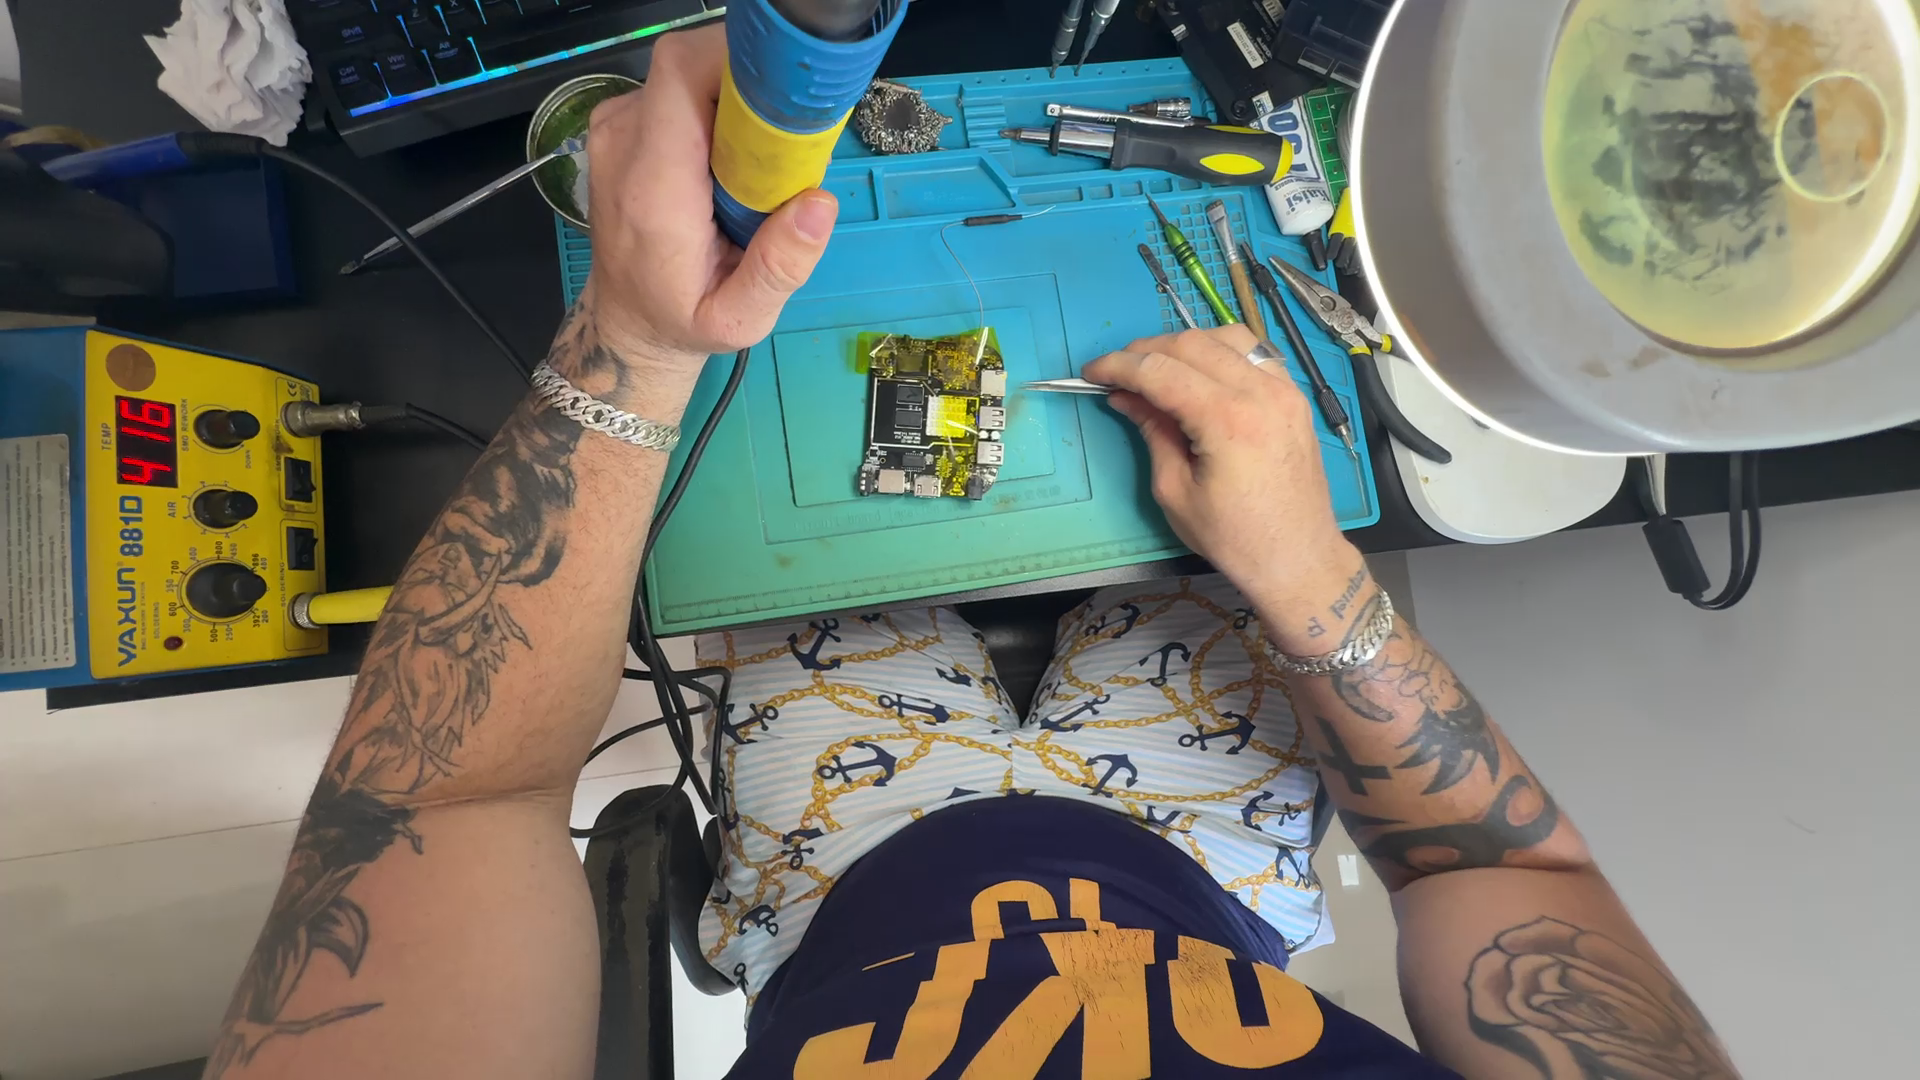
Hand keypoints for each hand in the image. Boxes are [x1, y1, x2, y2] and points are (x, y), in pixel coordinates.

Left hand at [578, 24, 838, 383]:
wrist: (631, 322)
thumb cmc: (684, 321)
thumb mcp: (739, 320)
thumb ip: (779, 268)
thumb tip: (820, 204)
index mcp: (654, 188)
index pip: (686, 73)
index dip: (742, 63)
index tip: (790, 97)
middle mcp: (625, 142)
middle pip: (694, 68)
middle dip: (753, 93)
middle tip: (788, 150)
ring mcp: (618, 127)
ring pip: (692, 78)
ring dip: (738, 108)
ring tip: (761, 169)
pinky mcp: (625, 125)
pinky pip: (681, 93)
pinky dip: (718, 115)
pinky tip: (733, 166)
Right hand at [1084, 326, 1367, 652]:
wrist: (1297, 557)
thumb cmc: (1232, 537)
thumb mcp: (1175, 490)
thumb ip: (1153, 433)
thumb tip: (1126, 397)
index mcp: (1227, 419)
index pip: (1160, 370)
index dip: (1118, 366)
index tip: (1091, 373)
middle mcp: (1259, 391)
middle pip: (1190, 344)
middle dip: (1145, 351)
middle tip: (1116, 373)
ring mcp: (1284, 389)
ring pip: (1225, 337)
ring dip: (1183, 345)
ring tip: (1155, 370)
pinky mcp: (1293, 396)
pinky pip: (1252, 353)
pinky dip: (1218, 353)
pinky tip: (1199, 374)